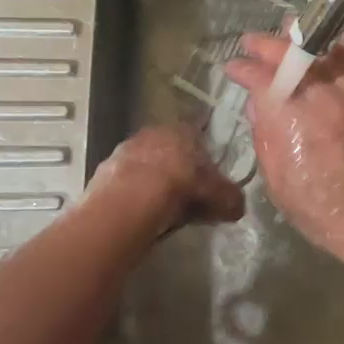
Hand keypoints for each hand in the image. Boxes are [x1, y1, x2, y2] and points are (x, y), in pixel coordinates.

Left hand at [88, 125, 244, 232]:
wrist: (129, 200)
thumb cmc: (180, 188)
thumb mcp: (218, 195)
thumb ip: (231, 198)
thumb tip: (238, 207)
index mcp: (181, 129)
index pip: (197, 137)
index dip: (203, 160)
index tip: (207, 182)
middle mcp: (152, 132)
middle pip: (170, 152)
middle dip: (178, 172)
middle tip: (188, 199)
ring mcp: (125, 150)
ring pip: (147, 166)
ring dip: (154, 184)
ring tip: (164, 211)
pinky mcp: (105, 170)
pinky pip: (127, 183)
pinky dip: (134, 195)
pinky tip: (141, 214)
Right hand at [224, 33, 343, 268]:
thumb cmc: (322, 210)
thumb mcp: (278, 181)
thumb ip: (266, 138)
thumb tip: (259, 107)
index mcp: (290, 114)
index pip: (259, 77)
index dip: (242, 69)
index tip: (232, 69)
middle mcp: (321, 92)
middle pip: (290, 54)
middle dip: (266, 45)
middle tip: (252, 42)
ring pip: (326, 50)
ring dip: (303, 37)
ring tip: (291, 28)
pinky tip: (336, 46)